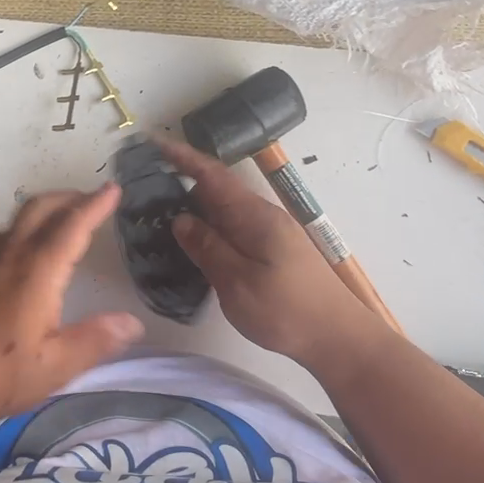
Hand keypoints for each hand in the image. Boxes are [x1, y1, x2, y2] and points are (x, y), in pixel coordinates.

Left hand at [0, 183, 144, 427]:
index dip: (94, 205)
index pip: (71, 226)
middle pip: (38, 210)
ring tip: (59, 226)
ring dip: (41, 215)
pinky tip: (20, 262)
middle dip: (66, 198)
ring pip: (14, 224)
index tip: (111, 188)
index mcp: (36, 272)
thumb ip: (95, 341)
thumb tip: (132, 323)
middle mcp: (6, 257)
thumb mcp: (55, 367)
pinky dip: (19, 236)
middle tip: (89, 199)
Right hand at [157, 138, 375, 363]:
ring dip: (194, 207)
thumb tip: (181, 219)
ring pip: (224, 210)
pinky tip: (193, 242)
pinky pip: (232, 228)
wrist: (339, 340)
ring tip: (159, 213)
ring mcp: (270, 234)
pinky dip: (209, 227)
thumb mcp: (237, 282)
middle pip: (217, 190)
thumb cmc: (287, 311)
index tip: (154, 142)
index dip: (183, 157)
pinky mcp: (273, 252)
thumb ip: (207, 248)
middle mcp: (263, 217)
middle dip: (182, 181)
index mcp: (254, 216)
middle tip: (144, 186)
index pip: (213, 175)